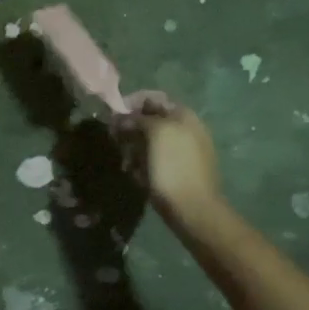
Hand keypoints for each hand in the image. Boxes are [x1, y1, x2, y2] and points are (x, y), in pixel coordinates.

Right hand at [122, 91, 224, 213]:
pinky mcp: (179, 170)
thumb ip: (140, 118)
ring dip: (134, 149)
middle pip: (150, 121)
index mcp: (184, 116)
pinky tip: (137, 175)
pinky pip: (155, 159)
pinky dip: (143, 164)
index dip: (131, 106)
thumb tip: (124, 116)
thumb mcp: (156, 132)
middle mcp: (186, 129)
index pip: (153, 100)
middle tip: (118, 142)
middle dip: (131, 130)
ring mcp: (184, 151)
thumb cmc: (173, 167)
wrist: (193, 209)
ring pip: (150, 142)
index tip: (114, 118)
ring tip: (127, 163)